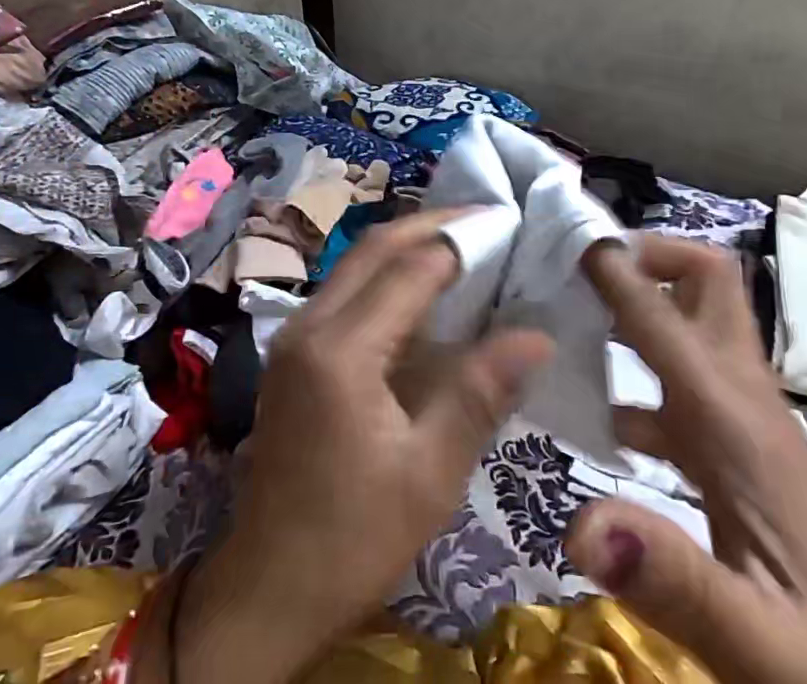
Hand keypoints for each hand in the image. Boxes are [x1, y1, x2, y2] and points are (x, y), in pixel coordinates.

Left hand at [152, 211, 554, 683]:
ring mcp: (292, 338)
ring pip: (354, 266)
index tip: (510, 225)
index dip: (462, 242)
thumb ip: (479, 392)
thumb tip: (536, 334)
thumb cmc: (355, 535)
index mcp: (340, 350)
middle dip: (431, 226)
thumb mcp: (430, 471)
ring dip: (407, 248)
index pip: (409, 268)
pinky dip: (386, 279)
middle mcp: (308, 327)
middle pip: (373, 248)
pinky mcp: (292, 356)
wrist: (270, 586)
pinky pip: (344, 294)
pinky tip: (425, 295)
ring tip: (466, 247)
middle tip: (488, 220)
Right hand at [567, 235, 806, 683]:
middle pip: (710, 290)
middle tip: (573, 267)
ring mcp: (746, 431)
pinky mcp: (741, 460)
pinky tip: (595, 408)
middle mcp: (745, 409)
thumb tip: (576, 523)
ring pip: (693, 333)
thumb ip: (673, 581)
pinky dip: (638, 373)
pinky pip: (681, 389)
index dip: (621, 273)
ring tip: (565, 315)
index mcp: (743, 431)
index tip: (567, 240)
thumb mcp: (763, 645)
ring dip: (639, 306)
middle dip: (649, 259)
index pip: (670, 324)